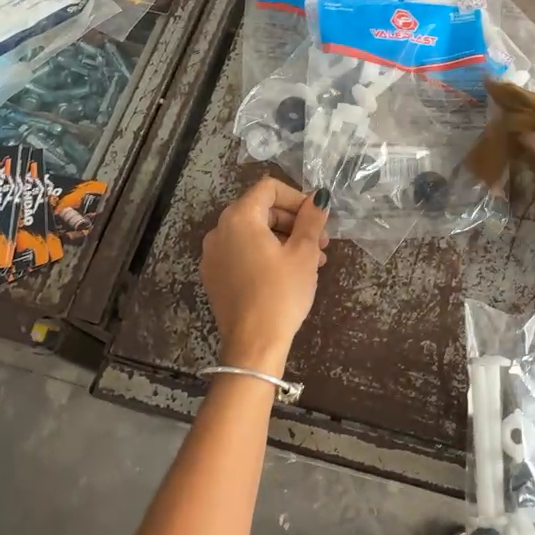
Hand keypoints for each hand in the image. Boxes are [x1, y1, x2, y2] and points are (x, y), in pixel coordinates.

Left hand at [200, 180, 329, 376]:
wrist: (253, 345)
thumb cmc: (281, 293)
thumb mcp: (303, 253)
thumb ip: (311, 219)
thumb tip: (319, 198)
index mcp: (239, 218)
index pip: (269, 188)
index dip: (296, 197)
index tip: (317, 216)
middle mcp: (219, 230)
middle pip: (260, 210)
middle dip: (293, 221)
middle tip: (321, 242)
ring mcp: (213, 254)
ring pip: (253, 233)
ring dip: (283, 239)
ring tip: (313, 261)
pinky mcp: (214, 276)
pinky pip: (242, 252)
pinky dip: (265, 253)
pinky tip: (288, 273)